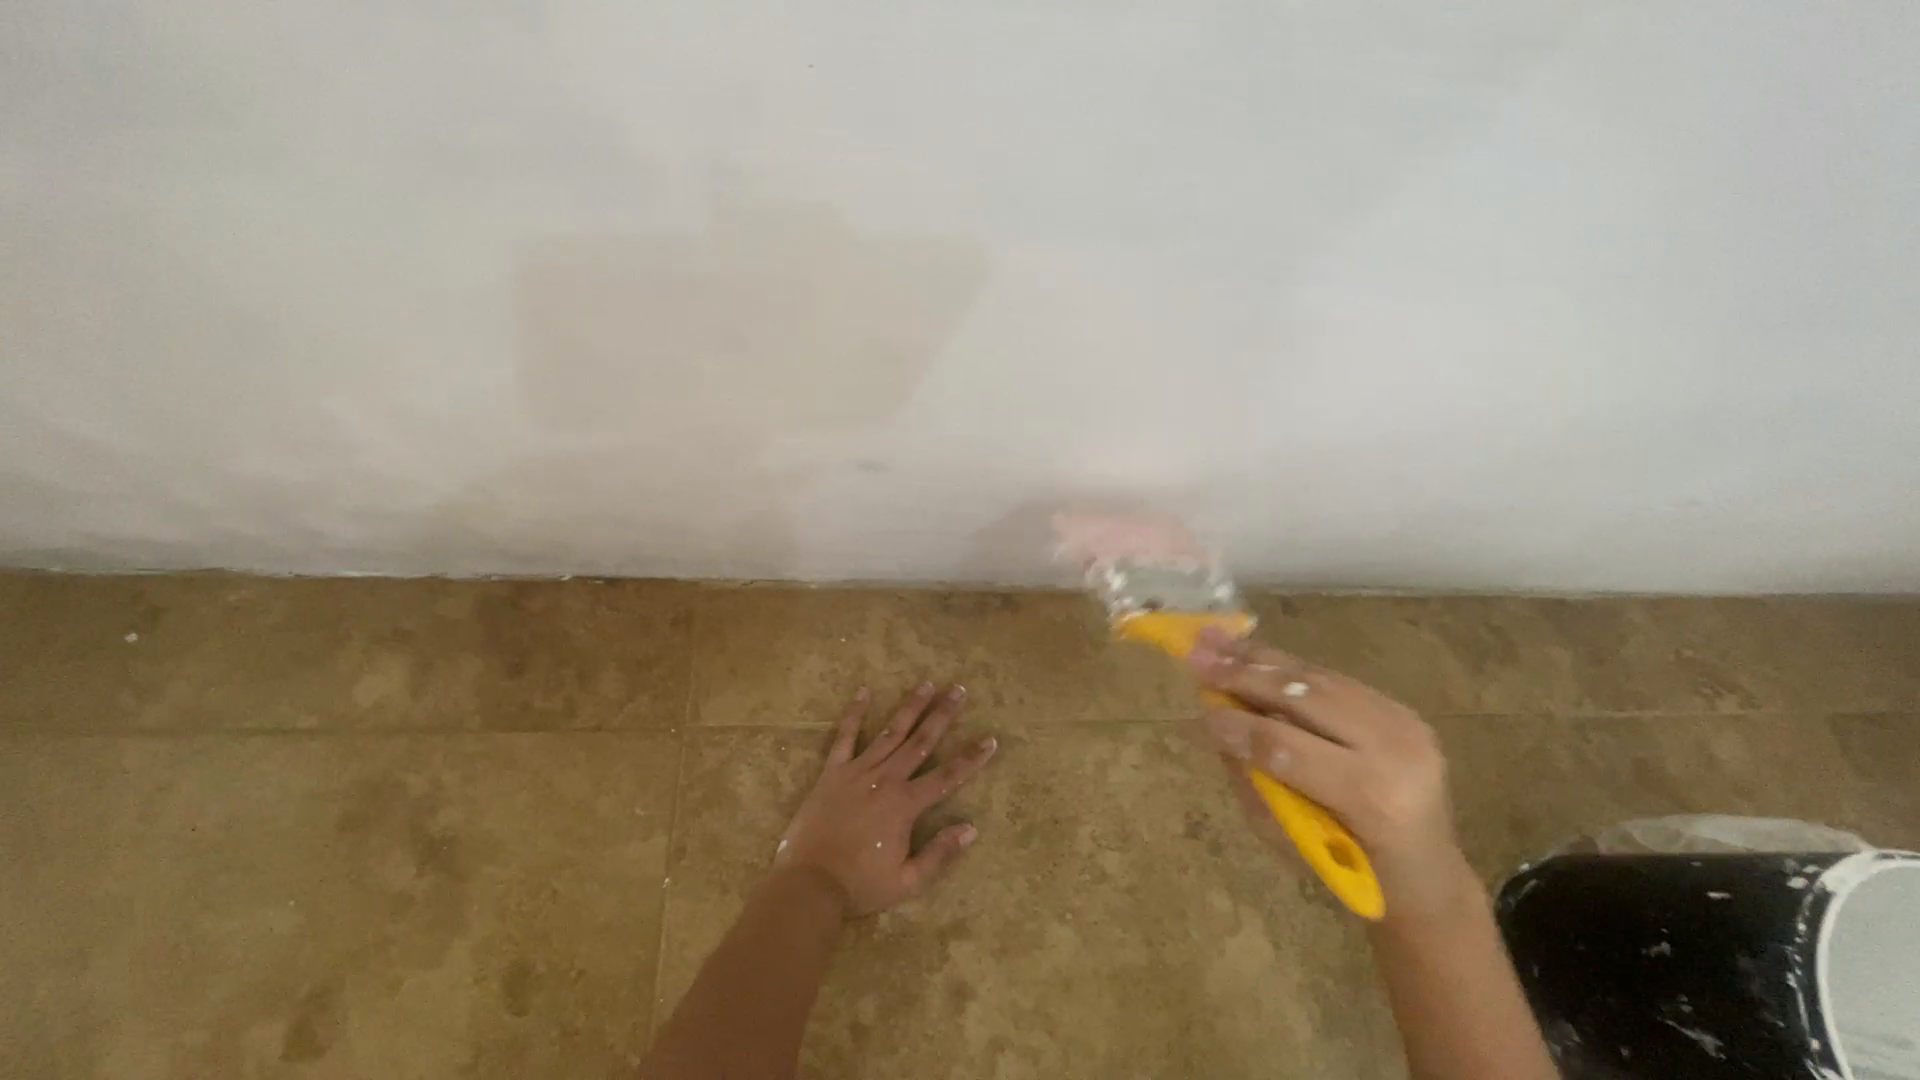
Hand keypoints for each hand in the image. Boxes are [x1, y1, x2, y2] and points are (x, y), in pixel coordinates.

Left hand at [773, 683, 997, 917]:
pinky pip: (845, 737)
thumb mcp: (907, 881)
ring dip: (909, 708)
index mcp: (905, 805)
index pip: (947, 777)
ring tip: (925, 684)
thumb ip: (939, 853)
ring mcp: (857, 772)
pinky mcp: (832, 773)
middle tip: (958, 690)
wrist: (809, 883)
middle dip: (942, 715)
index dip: (970, 758)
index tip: (990, 739)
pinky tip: (864, 692)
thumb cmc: (860, 886)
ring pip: (890, 733)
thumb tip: (971, 828)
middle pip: (920, 742)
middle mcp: (885, 779)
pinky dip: (854, 714)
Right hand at [1184, 628, 1476, 921]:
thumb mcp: (1289, 839)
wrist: (1427, 871)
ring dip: (1260, 659)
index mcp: (1372, 796)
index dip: (1238, 727)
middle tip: (1195, 658)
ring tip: (1213, 641)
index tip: (1195, 715)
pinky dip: (1287, 666)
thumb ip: (1252, 779)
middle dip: (1243, 677)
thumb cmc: (1349, 870)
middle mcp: (1395, 750)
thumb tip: (1211, 724)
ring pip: (1319, 679)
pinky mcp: (1401, 709)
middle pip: (1306, 699)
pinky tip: (1249, 652)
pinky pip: (1334, 679)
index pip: (1289, 748)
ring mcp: (1404, 723)